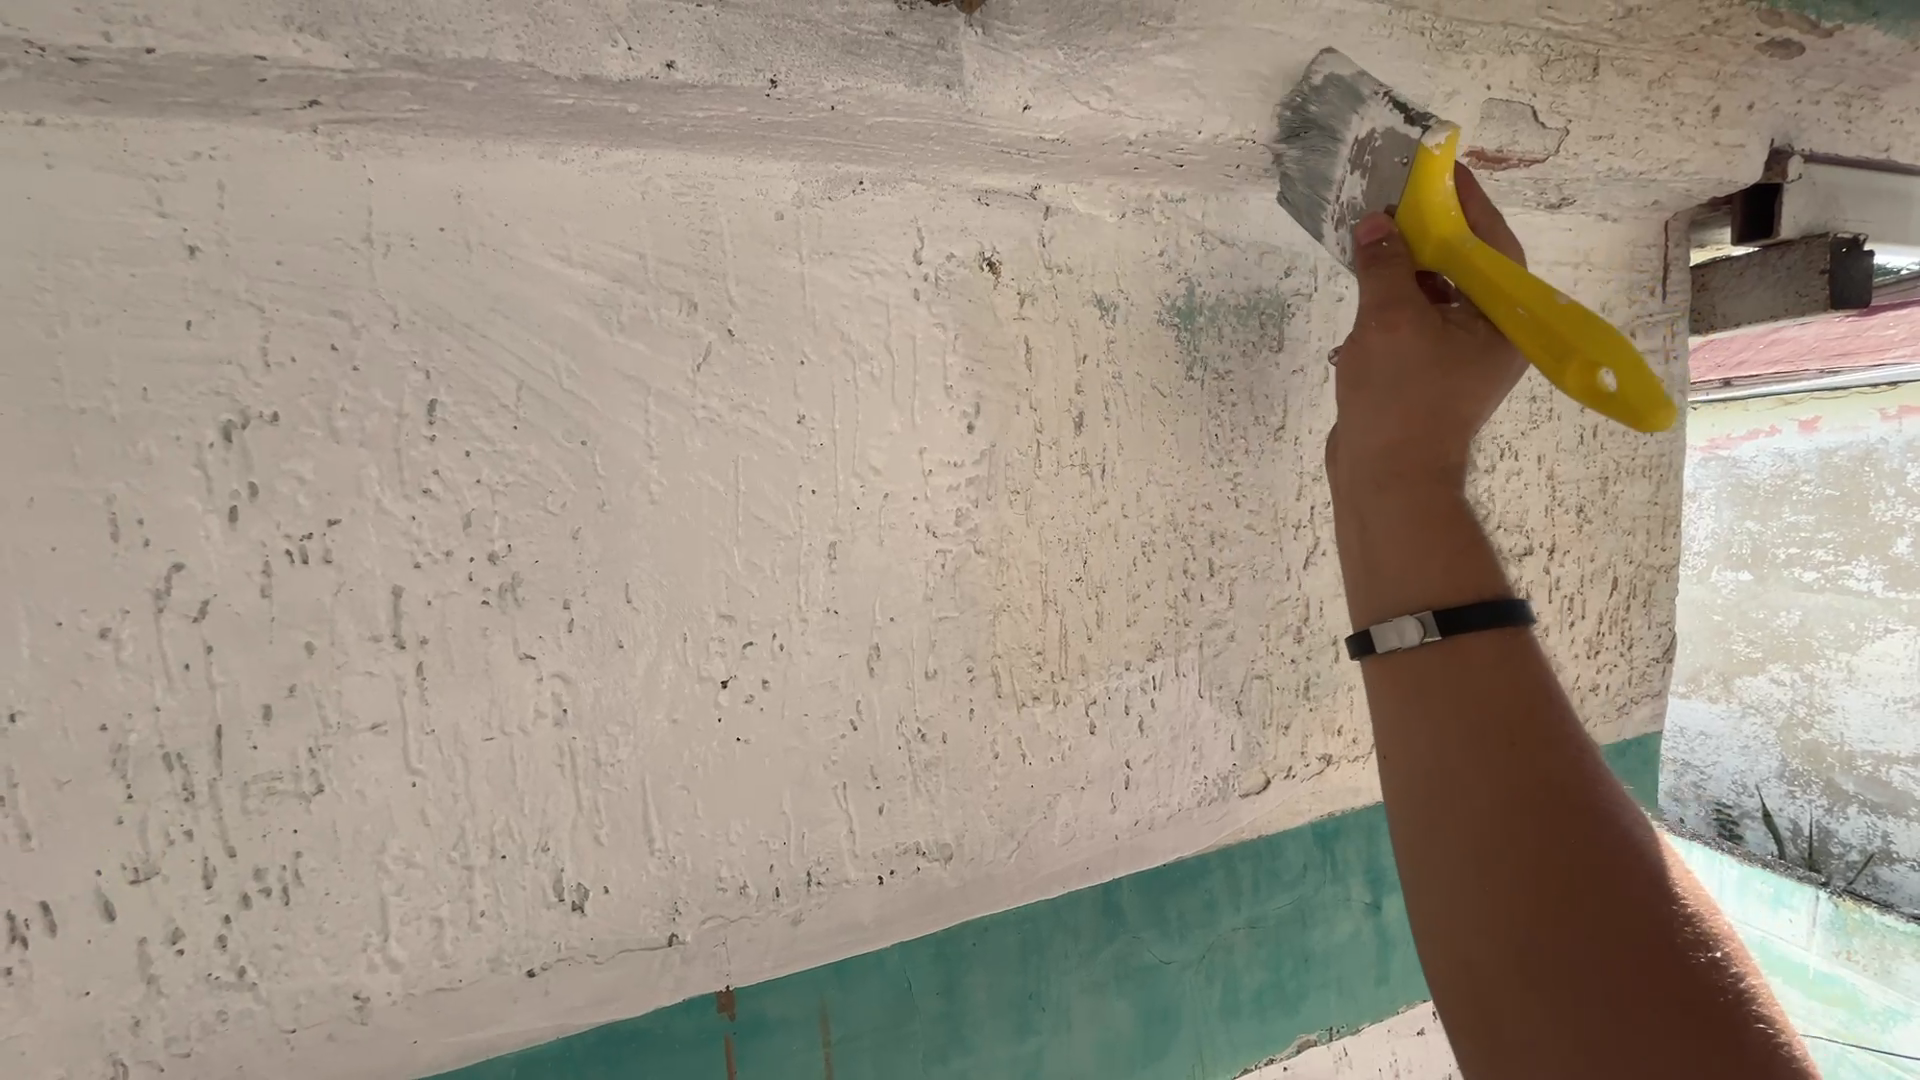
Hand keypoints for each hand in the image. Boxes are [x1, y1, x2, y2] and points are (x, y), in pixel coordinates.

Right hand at [1326, 164, 1528, 497]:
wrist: (1385, 479)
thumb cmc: (1400, 398)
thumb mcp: (1390, 322)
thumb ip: (1384, 267)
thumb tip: (1376, 223)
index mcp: (1502, 320)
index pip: (1491, 245)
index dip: (1466, 204)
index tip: (1442, 170)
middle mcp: (1489, 336)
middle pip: (1463, 270)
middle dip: (1428, 236)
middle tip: (1397, 203)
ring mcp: (1456, 361)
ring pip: (1433, 300)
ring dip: (1403, 273)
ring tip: (1373, 244)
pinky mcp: (1423, 379)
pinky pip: (1411, 328)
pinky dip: (1388, 309)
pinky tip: (1363, 300)